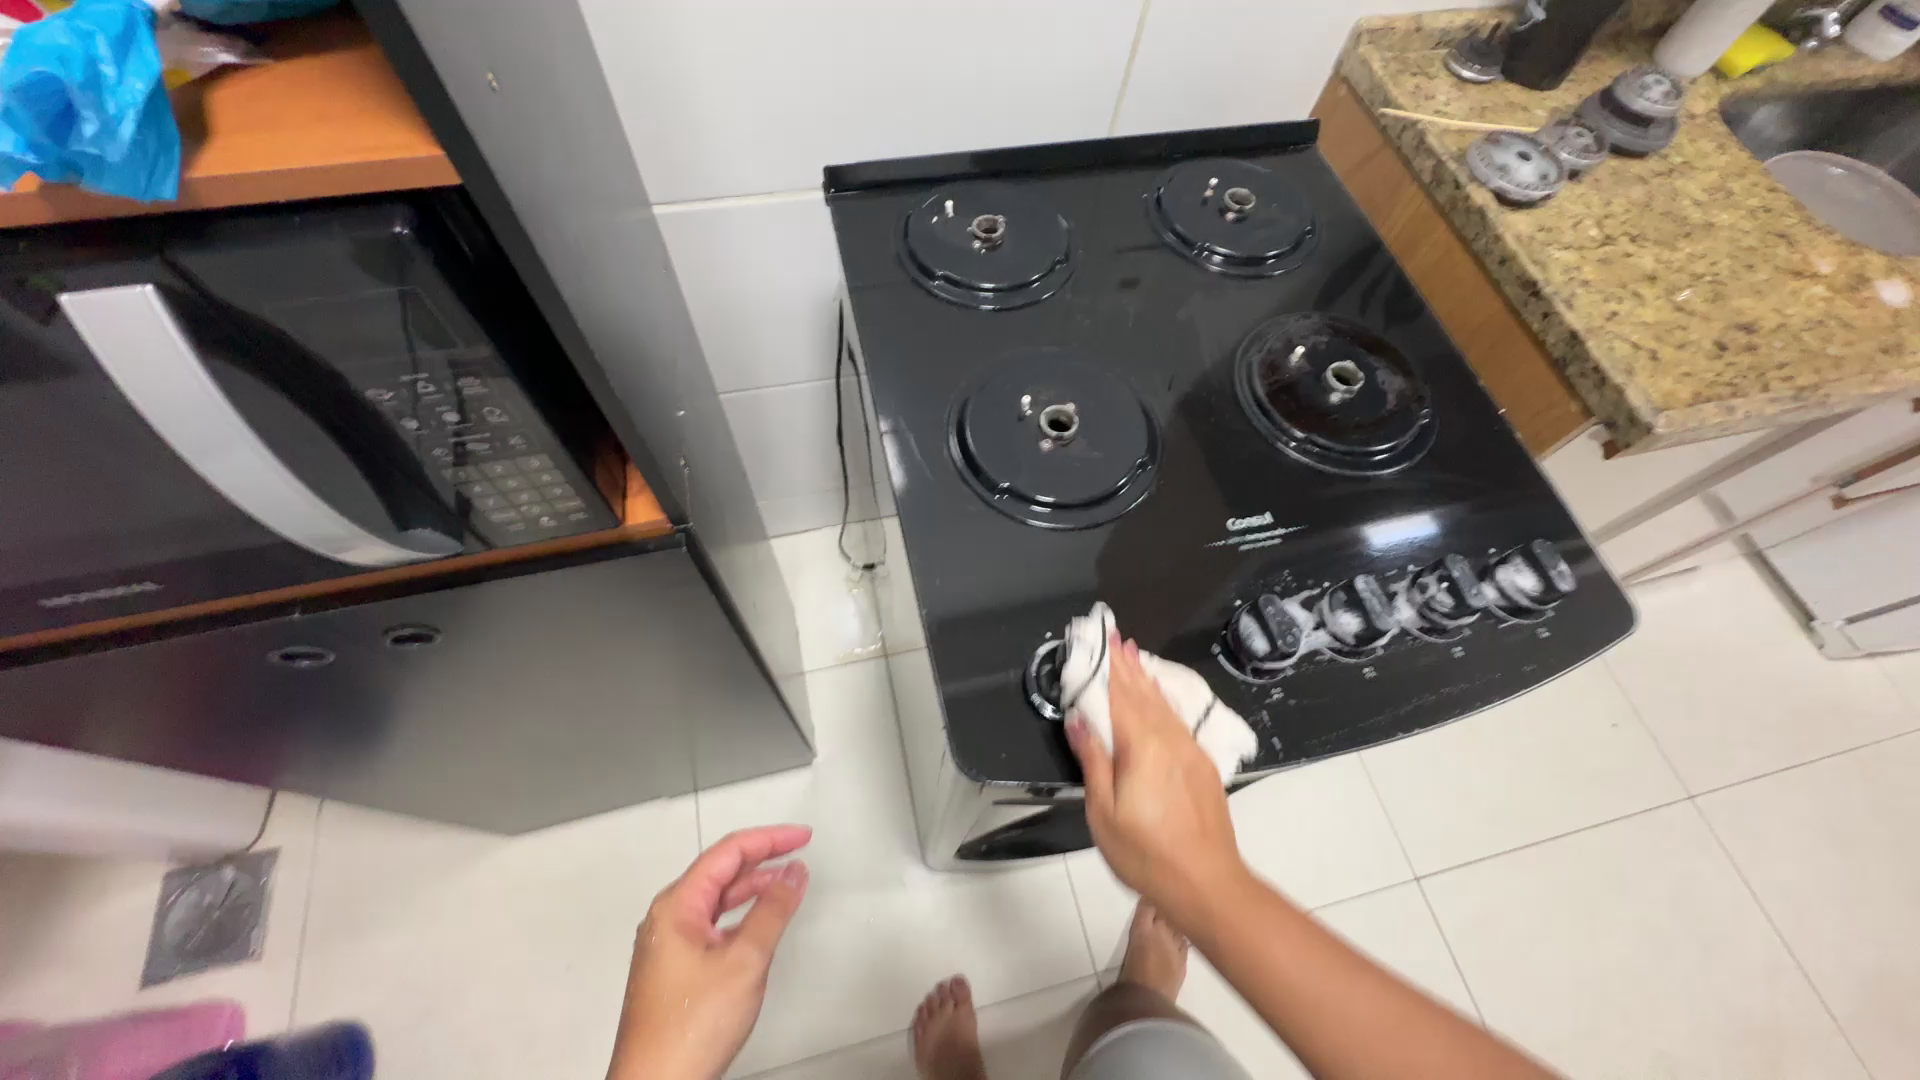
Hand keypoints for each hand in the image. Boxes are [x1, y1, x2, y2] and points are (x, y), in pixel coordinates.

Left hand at [606, 825, 812, 1079]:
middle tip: (799, 851)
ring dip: (754, 886)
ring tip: (789, 882)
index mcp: (677, 906)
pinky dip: (742, 914)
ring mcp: (670, 944)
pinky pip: (714, 923)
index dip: (769, 838)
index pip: (728, 852)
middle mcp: (669, 918)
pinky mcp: (677, 968)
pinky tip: (761, 922)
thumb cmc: (690, 1027)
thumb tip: (793, 872)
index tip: (802, 836)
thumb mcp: (745, 961)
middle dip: (762, 858)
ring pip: (717, 899)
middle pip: (721, 871)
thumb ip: (773, 910)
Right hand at [1066, 633, 1245, 921]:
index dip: (1106, 667)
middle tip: (1114, 636)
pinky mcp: (1201, 765)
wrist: (1208, 884)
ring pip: (1163, 703)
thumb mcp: (1104, 812)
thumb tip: (1079, 718)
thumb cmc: (1147, 854)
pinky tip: (1159, 695)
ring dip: (1145, 676)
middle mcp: (1169, 740)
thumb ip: (1093, 759)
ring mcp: (1189, 751)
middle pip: (1142, 693)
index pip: (1118, 696)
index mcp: (1142, 747)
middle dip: (1125, 664)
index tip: (1098, 640)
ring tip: (1133, 653)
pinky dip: (1164, 699)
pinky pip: (1178, 719)